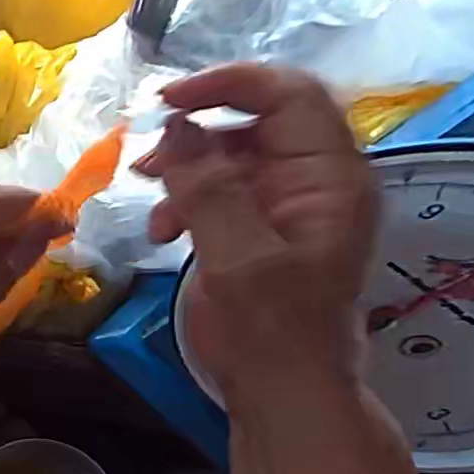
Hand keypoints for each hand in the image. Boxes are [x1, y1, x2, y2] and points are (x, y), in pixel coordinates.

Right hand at [135, 64, 377, 400]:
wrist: (281, 387)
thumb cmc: (268, 329)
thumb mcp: (236, 258)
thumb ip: (209, 190)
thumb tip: (176, 128)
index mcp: (328, 178)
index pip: (289, 97)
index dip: (229, 85)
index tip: (164, 102)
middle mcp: (312, 182)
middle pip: (255, 125)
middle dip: (195, 137)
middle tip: (145, 161)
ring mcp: (284, 207)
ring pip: (230, 160)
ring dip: (183, 173)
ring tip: (149, 200)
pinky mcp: (257, 230)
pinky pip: (218, 194)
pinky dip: (184, 203)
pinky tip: (163, 232)